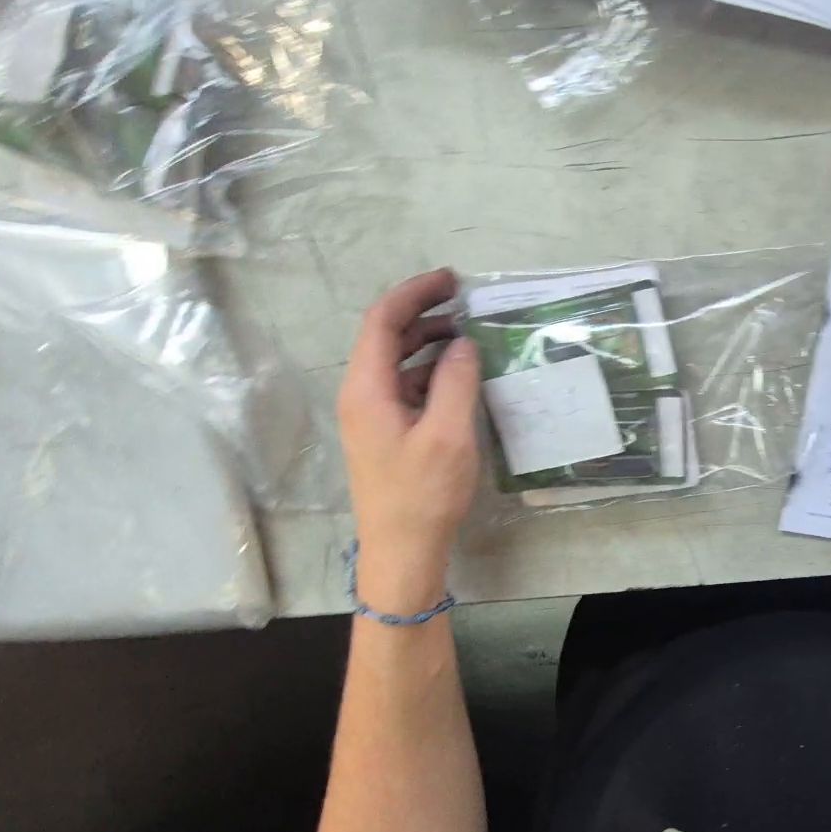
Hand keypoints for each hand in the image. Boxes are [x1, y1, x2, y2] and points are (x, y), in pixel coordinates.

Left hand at [337, 269, 482, 608]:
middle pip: (385, 338)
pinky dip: (431, 374)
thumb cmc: (423, 494)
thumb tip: (463, 344)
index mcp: (366, 389)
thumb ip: (456, 382)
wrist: (401, 550)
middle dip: (423, 315)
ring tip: (469, 338)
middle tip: (466, 305)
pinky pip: (405, 389)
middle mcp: (361, 395)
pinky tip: (459, 379)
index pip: (382, 321)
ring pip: (397, 364)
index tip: (452, 281)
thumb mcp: (448, 435)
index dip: (414, 293)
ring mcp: (371, 416)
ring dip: (428, 344)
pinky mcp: (385, 434)